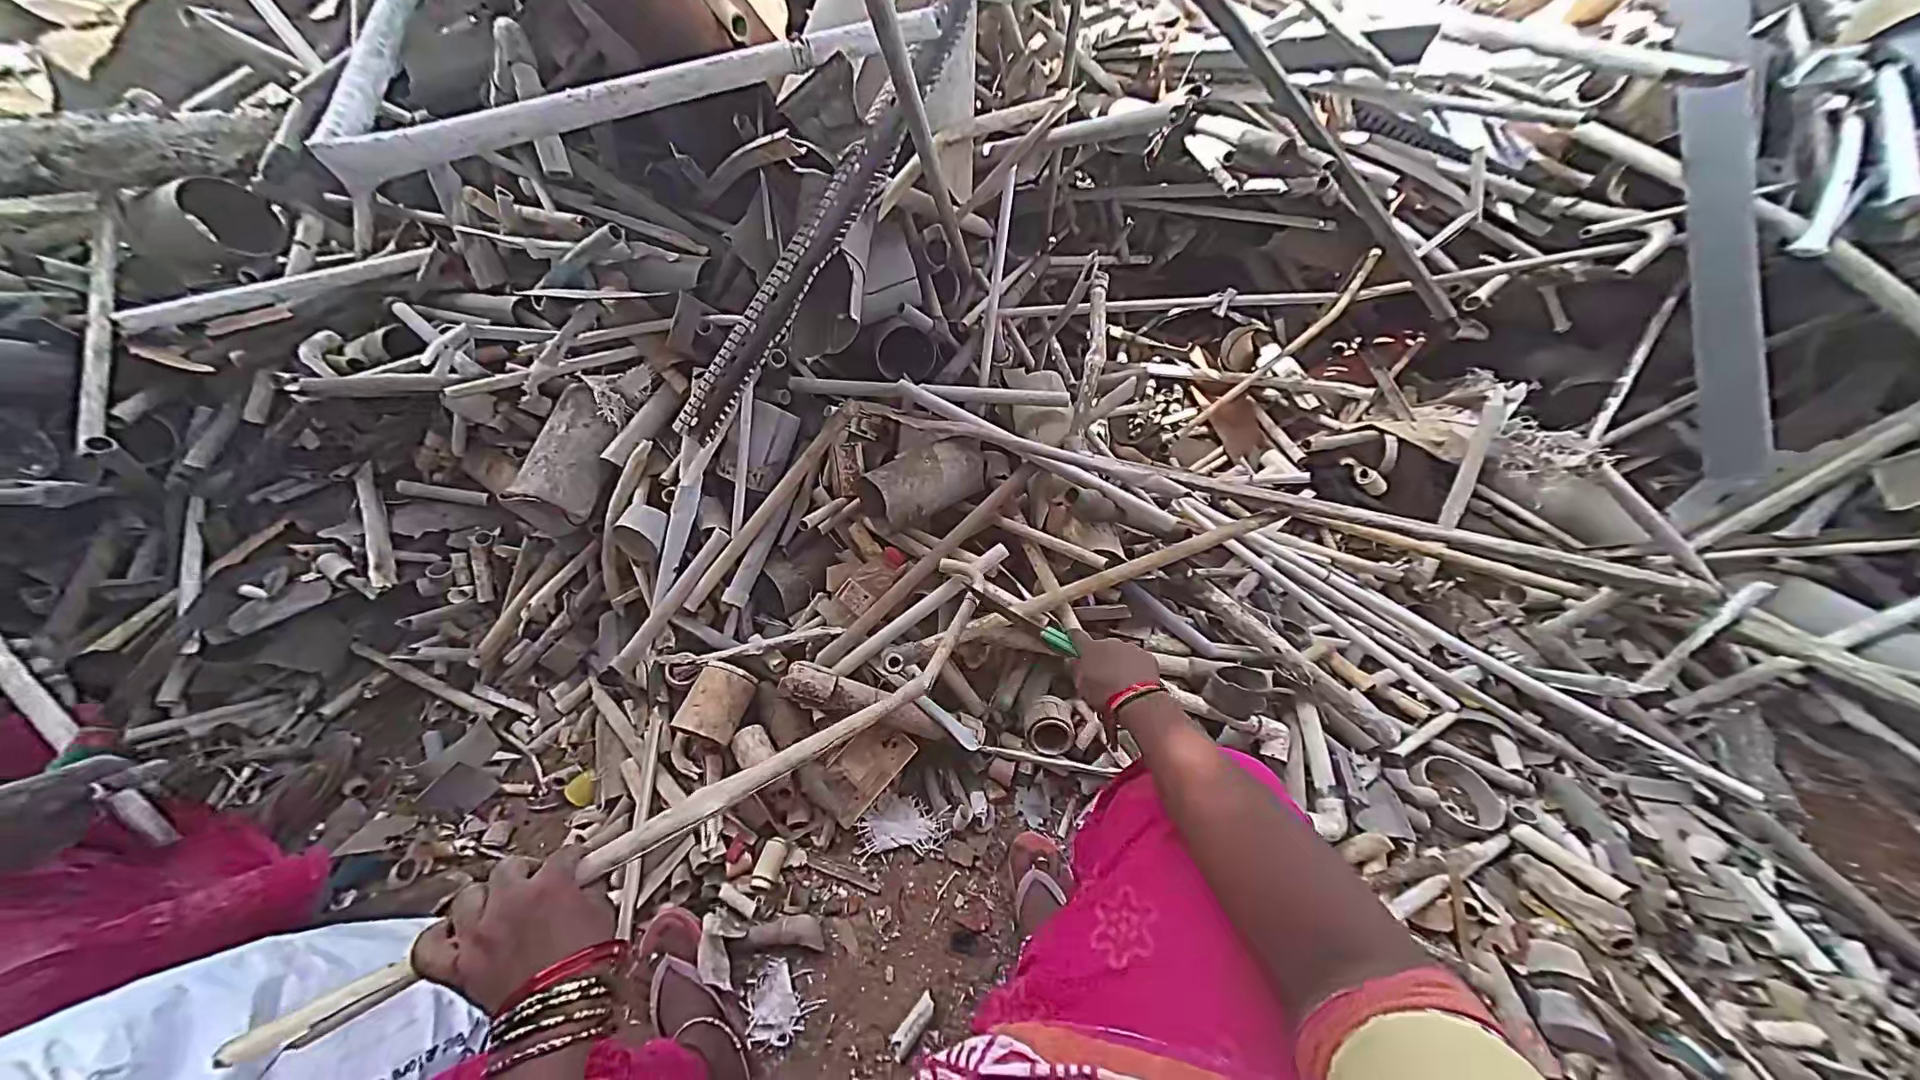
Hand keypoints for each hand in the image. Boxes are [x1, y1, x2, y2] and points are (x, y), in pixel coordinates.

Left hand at [413, 847, 615, 1012]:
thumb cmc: (586, 963)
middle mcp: (509, 900)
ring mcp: (478, 932)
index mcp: (550, 884)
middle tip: (535, 883)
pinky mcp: (457, 964)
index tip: (575, 864)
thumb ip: (591, 889)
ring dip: (484, 898)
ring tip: (497, 906)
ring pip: (468, 896)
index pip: (562, 855)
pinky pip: (428, 944)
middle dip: (524, 872)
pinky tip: (454, 934)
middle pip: (509, 868)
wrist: (559, 1009)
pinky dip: (438, 937)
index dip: (572, 858)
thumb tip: (587, 882)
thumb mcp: (602, 913)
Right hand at [1067, 631, 1160, 727]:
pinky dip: (1135, 668)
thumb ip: (1075, 669)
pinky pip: (1138, 660)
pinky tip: (1132, 684)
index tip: (1072, 639)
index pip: (1077, 636)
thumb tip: (1073, 664)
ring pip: (1121, 653)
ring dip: (1118, 664)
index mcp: (1090, 648)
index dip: (1073, 638)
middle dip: (1101, 658)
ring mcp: (1129, 648)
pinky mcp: (1146, 657)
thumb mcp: (1081, 686)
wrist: (1136, 702)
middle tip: (1100, 677)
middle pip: (1102, 647)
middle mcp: (1110, 643)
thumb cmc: (1107, 695)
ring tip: (1118, 685)